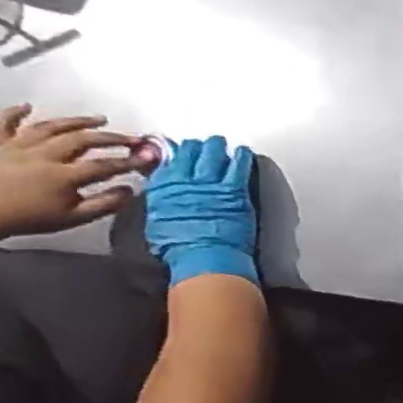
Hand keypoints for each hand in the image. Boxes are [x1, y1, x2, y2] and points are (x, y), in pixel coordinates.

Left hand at [0, 104, 151, 238]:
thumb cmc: (28, 219)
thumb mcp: (73, 218)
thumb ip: (105, 204)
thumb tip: (130, 190)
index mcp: (63, 175)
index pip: (104, 165)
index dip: (129, 161)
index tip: (147, 158)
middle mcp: (44, 155)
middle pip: (82, 140)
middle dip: (111, 138)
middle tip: (131, 138)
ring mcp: (20, 147)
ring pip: (52, 127)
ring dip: (78, 121)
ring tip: (99, 119)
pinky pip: (5, 125)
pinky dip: (14, 113)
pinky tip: (27, 106)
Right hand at [144, 136, 259, 285]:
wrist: (206, 257)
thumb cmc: (180, 247)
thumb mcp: (158, 220)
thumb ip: (162, 198)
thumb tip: (163, 188)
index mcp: (164, 186)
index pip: (170, 157)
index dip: (179, 150)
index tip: (184, 149)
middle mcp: (186, 180)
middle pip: (193, 151)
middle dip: (199, 146)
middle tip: (206, 145)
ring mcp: (211, 183)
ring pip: (215, 153)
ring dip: (219, 147)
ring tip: (221, 145)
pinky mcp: (234, 189)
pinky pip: (239, 164)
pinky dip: (241, 156)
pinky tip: (243, 152)